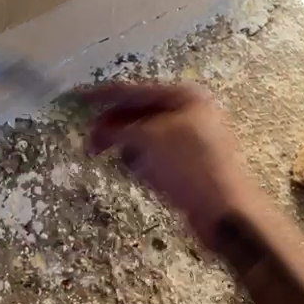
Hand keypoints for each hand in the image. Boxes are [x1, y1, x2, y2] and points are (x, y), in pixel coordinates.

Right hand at [75, 81, 259, 248]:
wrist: (226, 213)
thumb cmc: (190, 166)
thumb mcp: (149, 140)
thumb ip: (120, 129)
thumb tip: (99, 130)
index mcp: (185, 97)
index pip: (135, 91)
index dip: (104, 95)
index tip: (77, 97)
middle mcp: (190, 113)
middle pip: (140, 113)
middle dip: (113, 126)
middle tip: (87, 139)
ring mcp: (191, 140)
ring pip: (146, 137)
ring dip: (126, 146)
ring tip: (107, 157)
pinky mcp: (189, 166)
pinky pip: (155, 157)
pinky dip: (140, 162)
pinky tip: (131, 172)